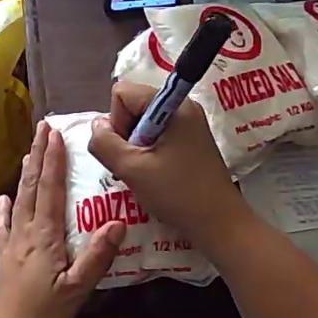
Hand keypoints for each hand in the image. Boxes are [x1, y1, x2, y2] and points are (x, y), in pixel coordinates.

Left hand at [0, 122, 124, 317]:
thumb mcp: (76, 290)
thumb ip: (97, 256)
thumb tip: (119, 220)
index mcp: (44, 236)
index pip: (49, 189)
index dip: (53, 159)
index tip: (55, 132)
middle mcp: (25, 233)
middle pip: (31, 186)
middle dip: (37, 156)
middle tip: (42, 129)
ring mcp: (11, 245)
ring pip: (18, 201)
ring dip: (24, 176)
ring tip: (28, 153)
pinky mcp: (4, 260)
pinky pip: (4, 226)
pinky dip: (5, 210)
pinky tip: (3, 201)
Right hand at [88, 81, 253, 244]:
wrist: (219, 224)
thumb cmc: (177, 194)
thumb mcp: (131, 168)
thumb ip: (105, 143)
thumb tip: (97, 126)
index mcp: (172, 105)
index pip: (123, 93)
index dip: (117, 120)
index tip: (129, 149)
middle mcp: (181, 107)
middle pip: (132, 105)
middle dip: (124, 135)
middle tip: (134, 165)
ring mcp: (187, 124)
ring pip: (141, 123)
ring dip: (133, 147)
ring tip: (143, 173)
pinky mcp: (188, 140)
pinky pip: (155, 135)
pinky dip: (146, 153)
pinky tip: (152, 175)